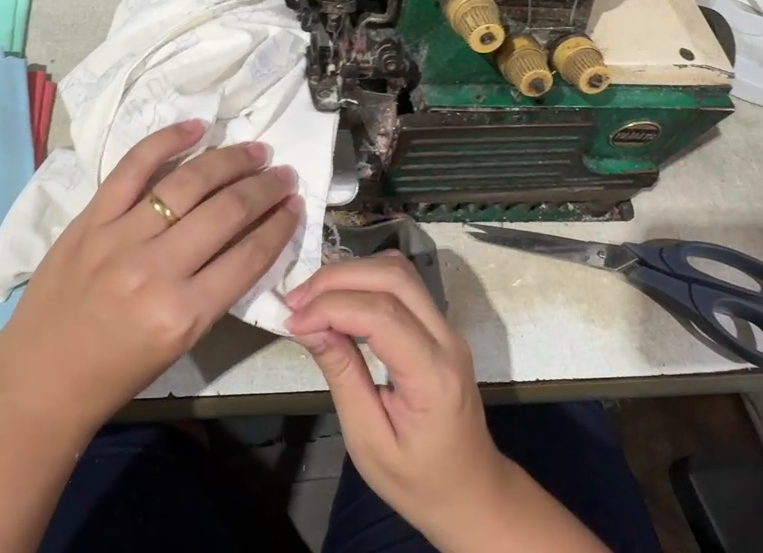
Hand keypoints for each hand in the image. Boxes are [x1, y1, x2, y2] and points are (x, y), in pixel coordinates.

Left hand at [0, 120, 300, 430]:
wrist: (40, 380)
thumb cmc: (116, 373)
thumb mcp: (181, 343)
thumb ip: (215, 291)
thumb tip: (250, 239)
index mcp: (184, 313)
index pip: (250, 254)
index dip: (280, 224)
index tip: (295, 205)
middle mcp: (156, 270)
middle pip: (226, 211)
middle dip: (265, 188)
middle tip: (284, 174)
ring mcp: (119, 237)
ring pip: (187, 183)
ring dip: (229, 161)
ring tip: (255, 151)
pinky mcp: (90, 219)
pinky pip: (132, 168)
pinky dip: (165, 141)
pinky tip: (196, 128)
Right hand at [284, 253, 508, 529]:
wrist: (470, 491)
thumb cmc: (418, 479)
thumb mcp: (369, 441)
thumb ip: (342, 375)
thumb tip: (307, 326)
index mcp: (433, 375)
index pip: (382, 314)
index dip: (332, 306)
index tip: (292, 320)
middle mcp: (447, 339)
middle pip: (393, 277)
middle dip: (338, 278)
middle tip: (295, 301)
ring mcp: (447, 328)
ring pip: (398, 271)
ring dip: (351, 273)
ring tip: (311, 299)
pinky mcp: (438, 326)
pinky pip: (402, 285)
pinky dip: (364, 280)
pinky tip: (337, 300)